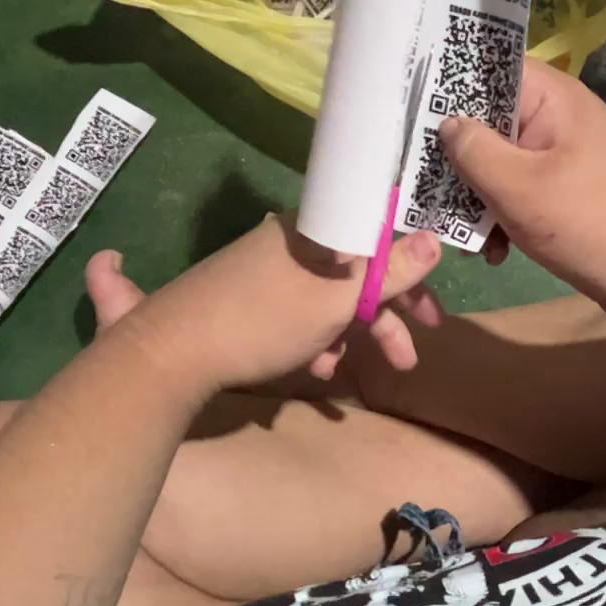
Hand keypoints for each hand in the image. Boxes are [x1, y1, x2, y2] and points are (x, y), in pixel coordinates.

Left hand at [84, 215, 444, 390]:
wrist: (171, 351)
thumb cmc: (264, 320)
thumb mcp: (337, 299)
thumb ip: (390, 271)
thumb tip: (435, 237)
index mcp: (319, 232)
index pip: (381, 243)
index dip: (411, 280)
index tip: (430, 318)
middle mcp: (296, 243)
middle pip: (357, 275)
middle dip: (384, 320)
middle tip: (408, 359)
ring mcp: (270, 269)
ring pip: (328, 299)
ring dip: (345, 336)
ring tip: (343, 372)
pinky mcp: (249, 295)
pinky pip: (299, 311)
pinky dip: (313, 337)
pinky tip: (313, 367)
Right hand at [439, 58, 605, 301]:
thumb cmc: (582, 225)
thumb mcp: (517, 187)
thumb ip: (474, 150)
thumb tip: (446, 123)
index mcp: (555, 97)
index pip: (493, 68)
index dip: (451, 86)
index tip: (413, 112)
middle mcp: (560, 115)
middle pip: (491, 118)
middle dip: (461, 157)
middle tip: (431, 187)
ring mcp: (564, 151)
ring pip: (501, 158)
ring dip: (479, 195)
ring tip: (468, 234)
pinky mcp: (564, 183)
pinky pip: (519, 184)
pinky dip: (503, 212)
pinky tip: (496, 249)